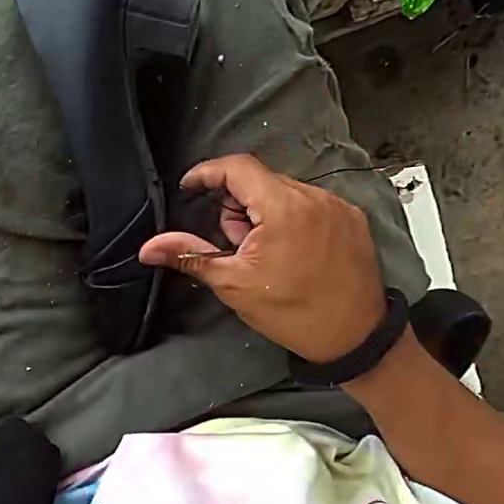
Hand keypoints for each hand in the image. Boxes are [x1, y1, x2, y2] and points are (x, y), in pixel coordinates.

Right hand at [139, 154, 386, 361]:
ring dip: (265, 214)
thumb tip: (149, 249)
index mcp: (283, 208)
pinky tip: (292, 253)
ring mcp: (338, 206)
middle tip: (237, 245)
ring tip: (267, 255)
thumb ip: (190, 255)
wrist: (354, 337)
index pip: (237, 167)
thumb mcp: (233, 283)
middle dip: (237, 207)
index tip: (189, 187)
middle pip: (260, 182)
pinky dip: (292, 219)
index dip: (207, 172)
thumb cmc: (290, 312)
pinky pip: (310, 204)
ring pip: (285, 193)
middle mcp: (314, 196)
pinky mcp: (352, 218)